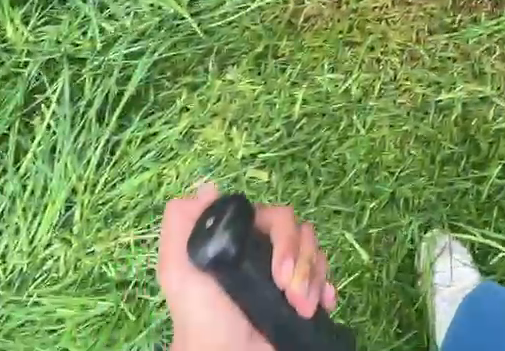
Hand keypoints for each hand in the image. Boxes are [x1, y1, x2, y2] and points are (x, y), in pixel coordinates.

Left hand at [156, 183, 337, 350]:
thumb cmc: (200, 315)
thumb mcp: (177, 267)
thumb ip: (182, 223)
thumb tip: (210, 188)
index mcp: (243, 239)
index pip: (276, 217)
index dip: (284, 237)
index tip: (279, 269)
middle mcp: (267, 253)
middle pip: (302, 232)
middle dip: (301, 261)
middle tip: (290, 292)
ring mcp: (286, 276)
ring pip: (316, 253)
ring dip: (314, 278)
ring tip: (303, 308)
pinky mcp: (302, 298)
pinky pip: (326, 278)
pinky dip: (327, 287)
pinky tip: (322, 304)